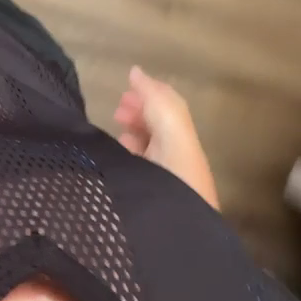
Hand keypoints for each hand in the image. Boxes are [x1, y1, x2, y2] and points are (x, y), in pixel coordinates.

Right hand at [114, 66, 219, 207]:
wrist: (181, 229)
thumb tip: (136, 71)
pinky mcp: (155, 194)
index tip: (124, 89)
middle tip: (116, 110)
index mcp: (184, 138)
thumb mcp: (168, 125)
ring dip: (133, 133)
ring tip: (116, 129)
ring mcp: (167, 178)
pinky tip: (119, 155)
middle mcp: (178, 156)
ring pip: (149, 146)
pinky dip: (129, 155)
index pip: (168, 107)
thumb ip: (153, 96)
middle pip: (159, 126)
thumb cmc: (175, 170)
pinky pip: (141, 166)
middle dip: (138, 112)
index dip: (148, 93)